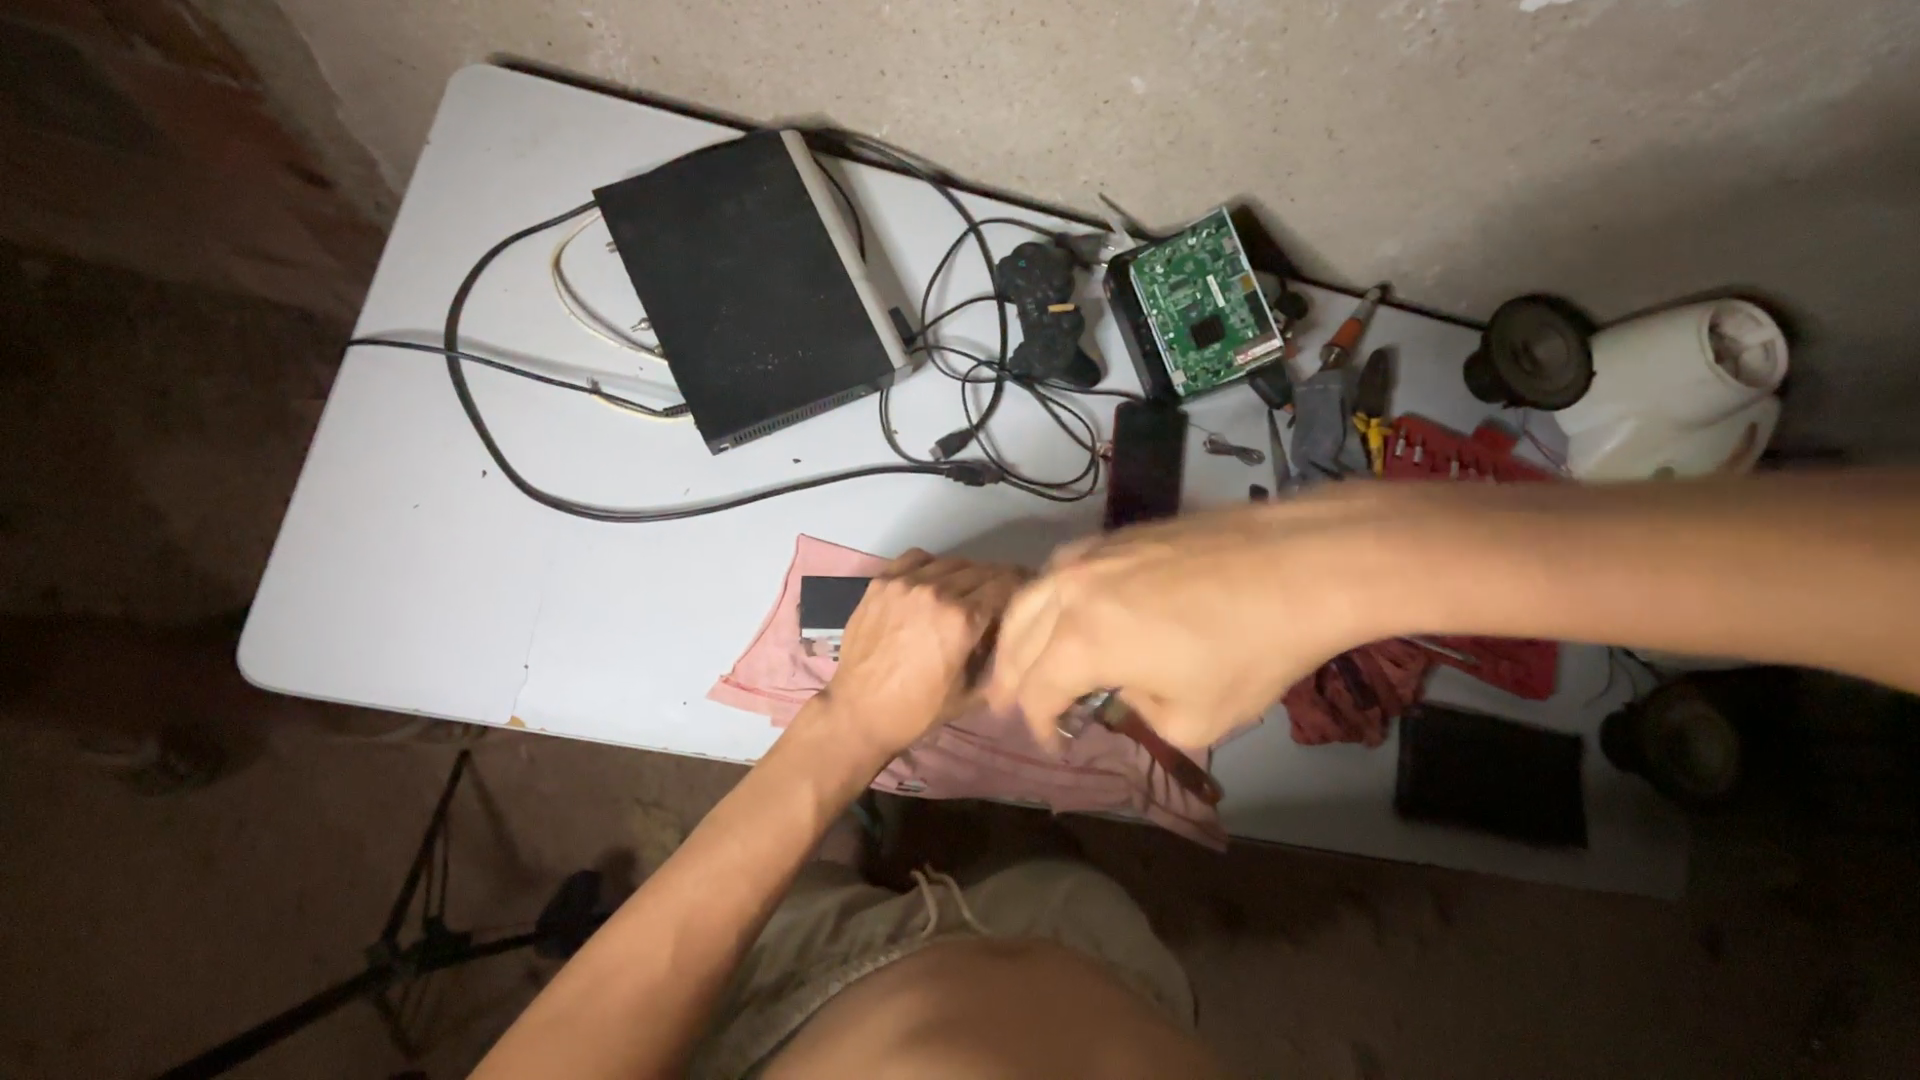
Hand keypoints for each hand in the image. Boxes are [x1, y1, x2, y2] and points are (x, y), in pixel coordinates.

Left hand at [820, 549, 1027, 756]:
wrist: (860, 711)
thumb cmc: (920, 710)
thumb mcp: (974, 693)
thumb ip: (1000, 657)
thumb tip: (1015, 631)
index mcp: (962, 619)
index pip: (1006, 585)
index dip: (1023, 586)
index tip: (1028, 592)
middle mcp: (936, 592)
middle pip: (982, 571)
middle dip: (999, 581)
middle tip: (1004, 594)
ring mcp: (905, 583)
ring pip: (952, 562)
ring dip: (968, 574)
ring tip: (969, 591)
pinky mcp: (881, 582)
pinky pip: (916, 558)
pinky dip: (932, 566)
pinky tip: (934, 582)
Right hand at [985, 497, 1384, 749]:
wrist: (1298, 564)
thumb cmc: (1249, 651)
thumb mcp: (1195, 719)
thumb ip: (1140, 713)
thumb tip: (1124, 687)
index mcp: (1081, 644)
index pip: (1039, 692)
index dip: (1042, 726)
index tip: (1056, 744)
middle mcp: (1070, 594)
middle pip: (1019, 642)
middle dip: (1012, 682)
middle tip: (1007, 707)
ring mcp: (1090, 556)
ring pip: (1029, 598)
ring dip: (1017, 636)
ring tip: (1017, 660)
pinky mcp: (1115, 536)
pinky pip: (1058, 571)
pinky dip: (1045, 599)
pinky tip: (1057, 609)